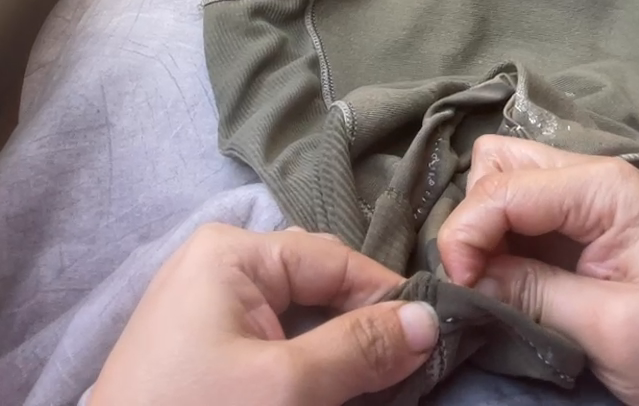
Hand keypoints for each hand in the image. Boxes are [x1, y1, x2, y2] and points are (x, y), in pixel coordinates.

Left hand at [91, 223, 439, 405]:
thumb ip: (358, 349)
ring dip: (338, 345)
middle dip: (363, 320)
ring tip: (381, 375)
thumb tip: (428, 317)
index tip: (437, 328)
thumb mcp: (285, 387)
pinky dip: (306, 360)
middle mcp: (219, 262)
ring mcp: (207, 303)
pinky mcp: (202, 344)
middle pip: (314, 282)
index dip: (385, 293)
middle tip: (415, 359)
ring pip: (297, 313)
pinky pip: (271, 337)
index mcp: (232, 251)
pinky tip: (332, 382)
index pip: (330, 258)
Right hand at [438, 137, 638, 405]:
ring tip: (491, 274)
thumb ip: (531, 294)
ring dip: (488, 221)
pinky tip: (511, 271)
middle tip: (475, 276)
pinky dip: (508, 233)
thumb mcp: (614, 332)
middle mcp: (595, 174)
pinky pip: (531, 207)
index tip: (458, 287)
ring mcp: (597, 195)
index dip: (467, 233)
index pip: (504, 188)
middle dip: (474, 215)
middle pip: (500, 162)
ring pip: (509, 177)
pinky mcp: (597, 221)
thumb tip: (463, 277)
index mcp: (604, 186)